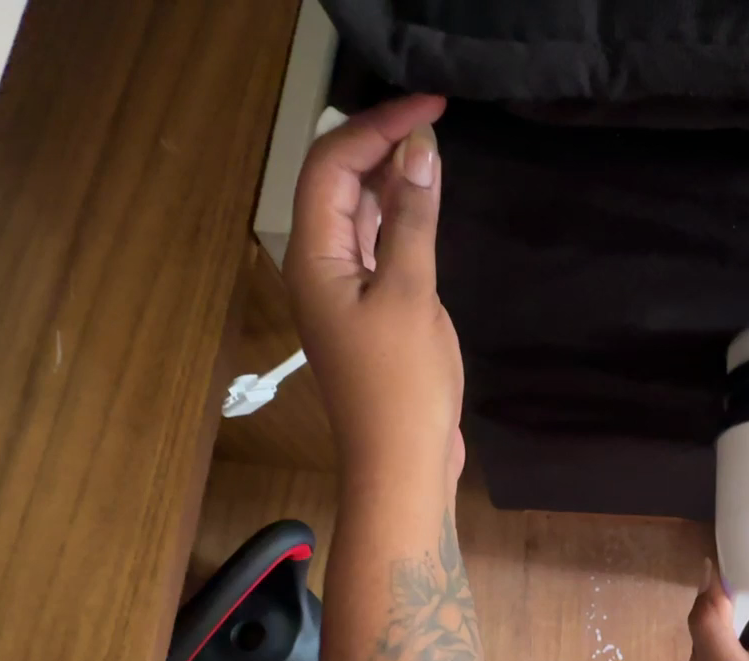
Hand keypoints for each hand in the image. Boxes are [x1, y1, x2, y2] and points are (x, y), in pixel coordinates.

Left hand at [285, 95, 464, 489]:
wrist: (401, 463)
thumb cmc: (402, 385)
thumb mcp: (412, 295)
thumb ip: (412, 221)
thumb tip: (419, 152)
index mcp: (314, 257)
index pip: (333, 166)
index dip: (377, 127)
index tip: (432, 109)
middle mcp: (319, 267)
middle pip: (338, 185)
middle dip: (380, 146)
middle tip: (435, 124)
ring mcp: (344, 293)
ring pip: (358, 218)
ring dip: (390, 182)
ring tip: (432, 155)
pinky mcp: (370, 314)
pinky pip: (377, 250)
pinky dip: (400, 224)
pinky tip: (425, 211)